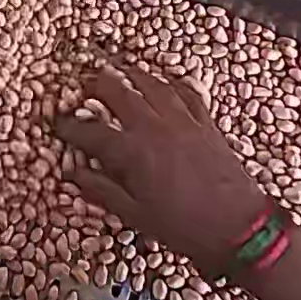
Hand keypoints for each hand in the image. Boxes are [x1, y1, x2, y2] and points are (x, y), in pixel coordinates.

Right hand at [54, 65, 269, 263]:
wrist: (243, 231)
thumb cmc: (185, 228)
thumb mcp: (136, 215)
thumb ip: (102, 190)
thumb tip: (73, 174)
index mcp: (132, 152)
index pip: (90, 131)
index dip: (69, 126)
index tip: (57, 124)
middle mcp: (154, 128)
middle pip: (118, 93)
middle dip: (96, 85)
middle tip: (84, 83)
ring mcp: (182, 122)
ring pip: (152, 85)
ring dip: (131, 74)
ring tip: (118, 68)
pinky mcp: (206, 125)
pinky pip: (186, 94)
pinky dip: (172, 83)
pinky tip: (164, 80)